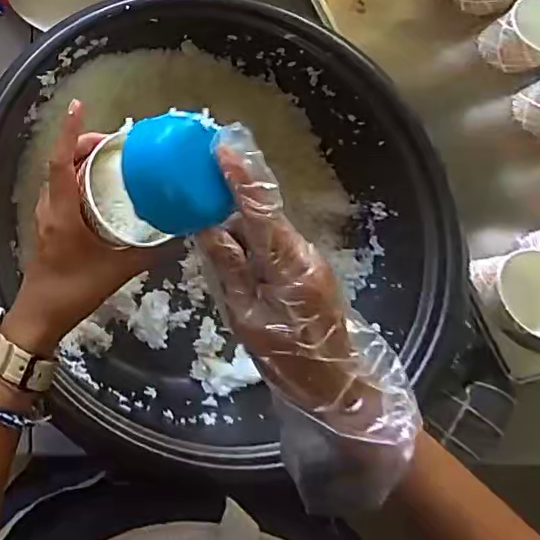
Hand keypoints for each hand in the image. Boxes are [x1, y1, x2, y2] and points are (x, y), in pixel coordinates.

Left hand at [7, 100, 155, 354]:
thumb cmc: (74, 290)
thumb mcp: (117, 270)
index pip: (60, 161)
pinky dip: (78, 176)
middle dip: (84, 142)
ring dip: (80, 158)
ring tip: (112, 157)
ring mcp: (46, 213)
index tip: (79, 106)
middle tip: (116, 141)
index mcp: (61, 211)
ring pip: (60, 173)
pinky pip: (62, 187)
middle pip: (61, 161)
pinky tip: (101, 185)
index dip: (70, 132)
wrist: (40, 314)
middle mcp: (49, 205)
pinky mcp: (49, 221)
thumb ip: (149, 251)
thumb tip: (179, 233)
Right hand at [196, 133, 360, 412]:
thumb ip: (229, 269)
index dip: (240, 178)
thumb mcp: (247, 317)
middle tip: (199, 174)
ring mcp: (307, 260)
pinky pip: (270, 245)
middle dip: (231, 193)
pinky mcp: (306, 270)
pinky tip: (226, 248)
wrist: (339, 390)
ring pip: (264, 230)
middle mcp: (302, 253)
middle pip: (262, 214)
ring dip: (236, 222)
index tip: (222, 149)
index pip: (260, 210)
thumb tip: (207, 227)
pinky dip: (247, 240)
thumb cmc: (290, 360)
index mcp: (288, 264)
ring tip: (202, 214)